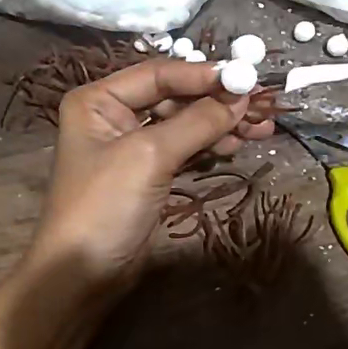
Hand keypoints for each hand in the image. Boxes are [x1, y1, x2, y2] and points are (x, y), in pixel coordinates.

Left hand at [25, 59, 276, 291]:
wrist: (84, 274)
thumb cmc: (106, 204)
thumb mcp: (150, 155)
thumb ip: (197, 121)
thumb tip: (241, 96)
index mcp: (98, 100)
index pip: (158, 74)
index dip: (203, 75)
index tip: (247, 78)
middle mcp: (111, 116)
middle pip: (173, 97)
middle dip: (216, 101)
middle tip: (263, 106)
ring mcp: (129, 146)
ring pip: (182, 123)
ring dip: (219, 123)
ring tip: (262, 128)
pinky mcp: (146, 173)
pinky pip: (183, 148)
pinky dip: (209, 145)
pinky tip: (237, 144)